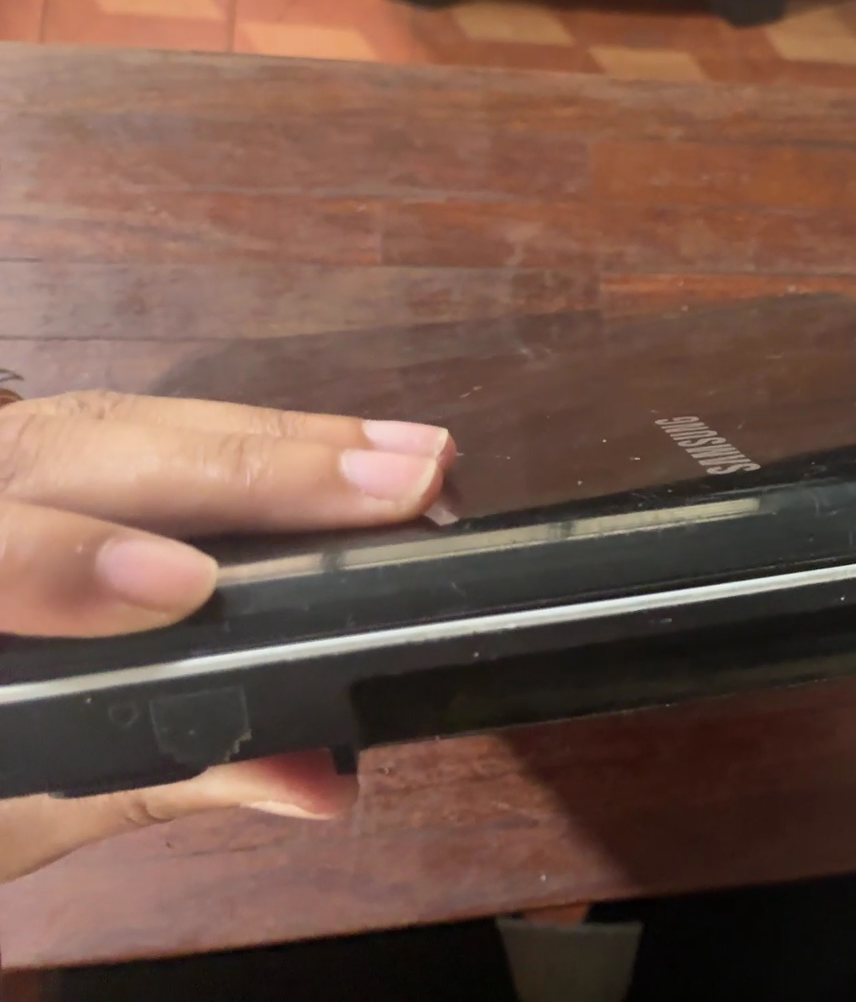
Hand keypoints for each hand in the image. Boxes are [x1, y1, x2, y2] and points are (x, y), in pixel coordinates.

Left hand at [0, 389, 453, 881]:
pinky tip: (381, 443)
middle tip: (410, 484)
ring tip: (428, 456)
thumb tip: (319, 782)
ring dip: (305, 441)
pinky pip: (179, 423)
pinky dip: (296, 434)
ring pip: (141, 421)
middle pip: (78, 452)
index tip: (189, 589)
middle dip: (257, 469)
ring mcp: (14, 458)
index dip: (57, 563)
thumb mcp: (12, 818)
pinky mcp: (82, 449)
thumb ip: (144, 783)